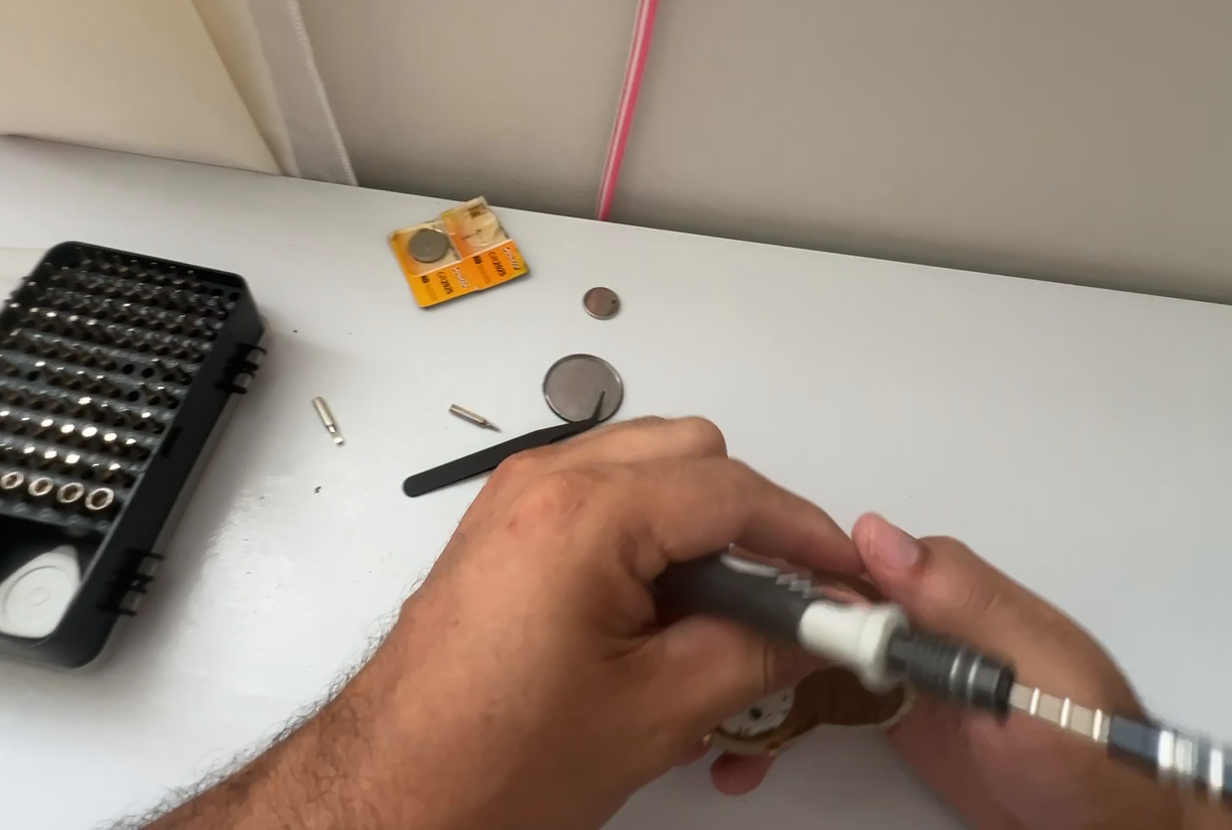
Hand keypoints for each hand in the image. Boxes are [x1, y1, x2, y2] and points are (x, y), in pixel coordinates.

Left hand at [148, 417, 858, 829]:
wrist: (391, 784)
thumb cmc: (492, 758)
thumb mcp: (653, 711)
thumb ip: (751, 649)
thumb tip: (809, 620)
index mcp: (584, 516)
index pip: (728, 490)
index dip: (801, 528)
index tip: (839, 567)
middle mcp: (547, 479)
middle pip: (691, 448)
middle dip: (748, 511)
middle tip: (777, 586)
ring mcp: (522, 488)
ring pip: (649, 454)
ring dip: (697, 509)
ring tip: (714, 595)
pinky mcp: (510, 509)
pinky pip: (604, 478)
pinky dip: (648, 513)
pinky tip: (655, 586)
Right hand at [710, 513, 1224, 829]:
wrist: (1112, 829)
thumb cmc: (1086, 749)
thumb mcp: (1033, 670)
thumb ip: (962, 599)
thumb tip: (868, 529)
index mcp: (932, 584)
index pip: (837, 561)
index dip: (780, 580)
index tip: (724, 608)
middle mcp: (900, 611)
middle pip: (807, 605)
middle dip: (748, 633)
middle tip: (698, 676)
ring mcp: (886, 661)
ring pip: (799, 652)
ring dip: (751, 680)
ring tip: (708, 731)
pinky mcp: (879, 706)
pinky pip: (813, 698)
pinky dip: (776, 720)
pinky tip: (741, 754)